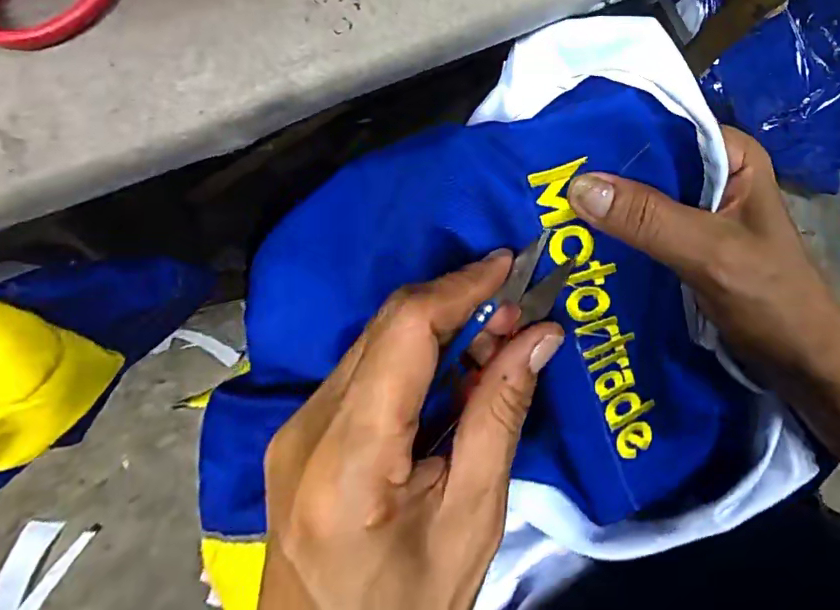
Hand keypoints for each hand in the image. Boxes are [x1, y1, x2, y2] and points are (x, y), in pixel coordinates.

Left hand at [260, 256, 564, 609]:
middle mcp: (307, 430)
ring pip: (379, 341)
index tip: (514, 264)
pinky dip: (422, 355)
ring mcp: (297, 434)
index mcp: (348, 456)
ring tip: (501, 342)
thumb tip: (543, 333)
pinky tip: (462, 374)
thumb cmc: (409, 600)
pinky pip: (369, 370)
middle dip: (462, 302)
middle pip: (389, 328)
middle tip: (522, 312)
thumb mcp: (474, 513)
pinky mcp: (303, 441)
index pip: (405, 331)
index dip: (463, 286)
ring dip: (445, 326)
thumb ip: (502, 413)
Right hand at [566, 127, 839, 382]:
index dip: (620, 130)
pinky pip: (650, 228)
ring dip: (608, 205)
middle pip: (655, 161)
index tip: (562, 139)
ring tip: (545, 207)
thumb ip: (649, 218)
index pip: (672, 126)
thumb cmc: (771, 297)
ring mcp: (706, 210)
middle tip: (540, 178)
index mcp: (737, 156)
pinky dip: (620, 234)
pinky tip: (578, 242)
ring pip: (649, 196)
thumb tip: (578, 183)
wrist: (802, 360)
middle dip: (607, 172)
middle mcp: (721, 173)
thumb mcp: (710, 252)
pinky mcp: (694, 243)